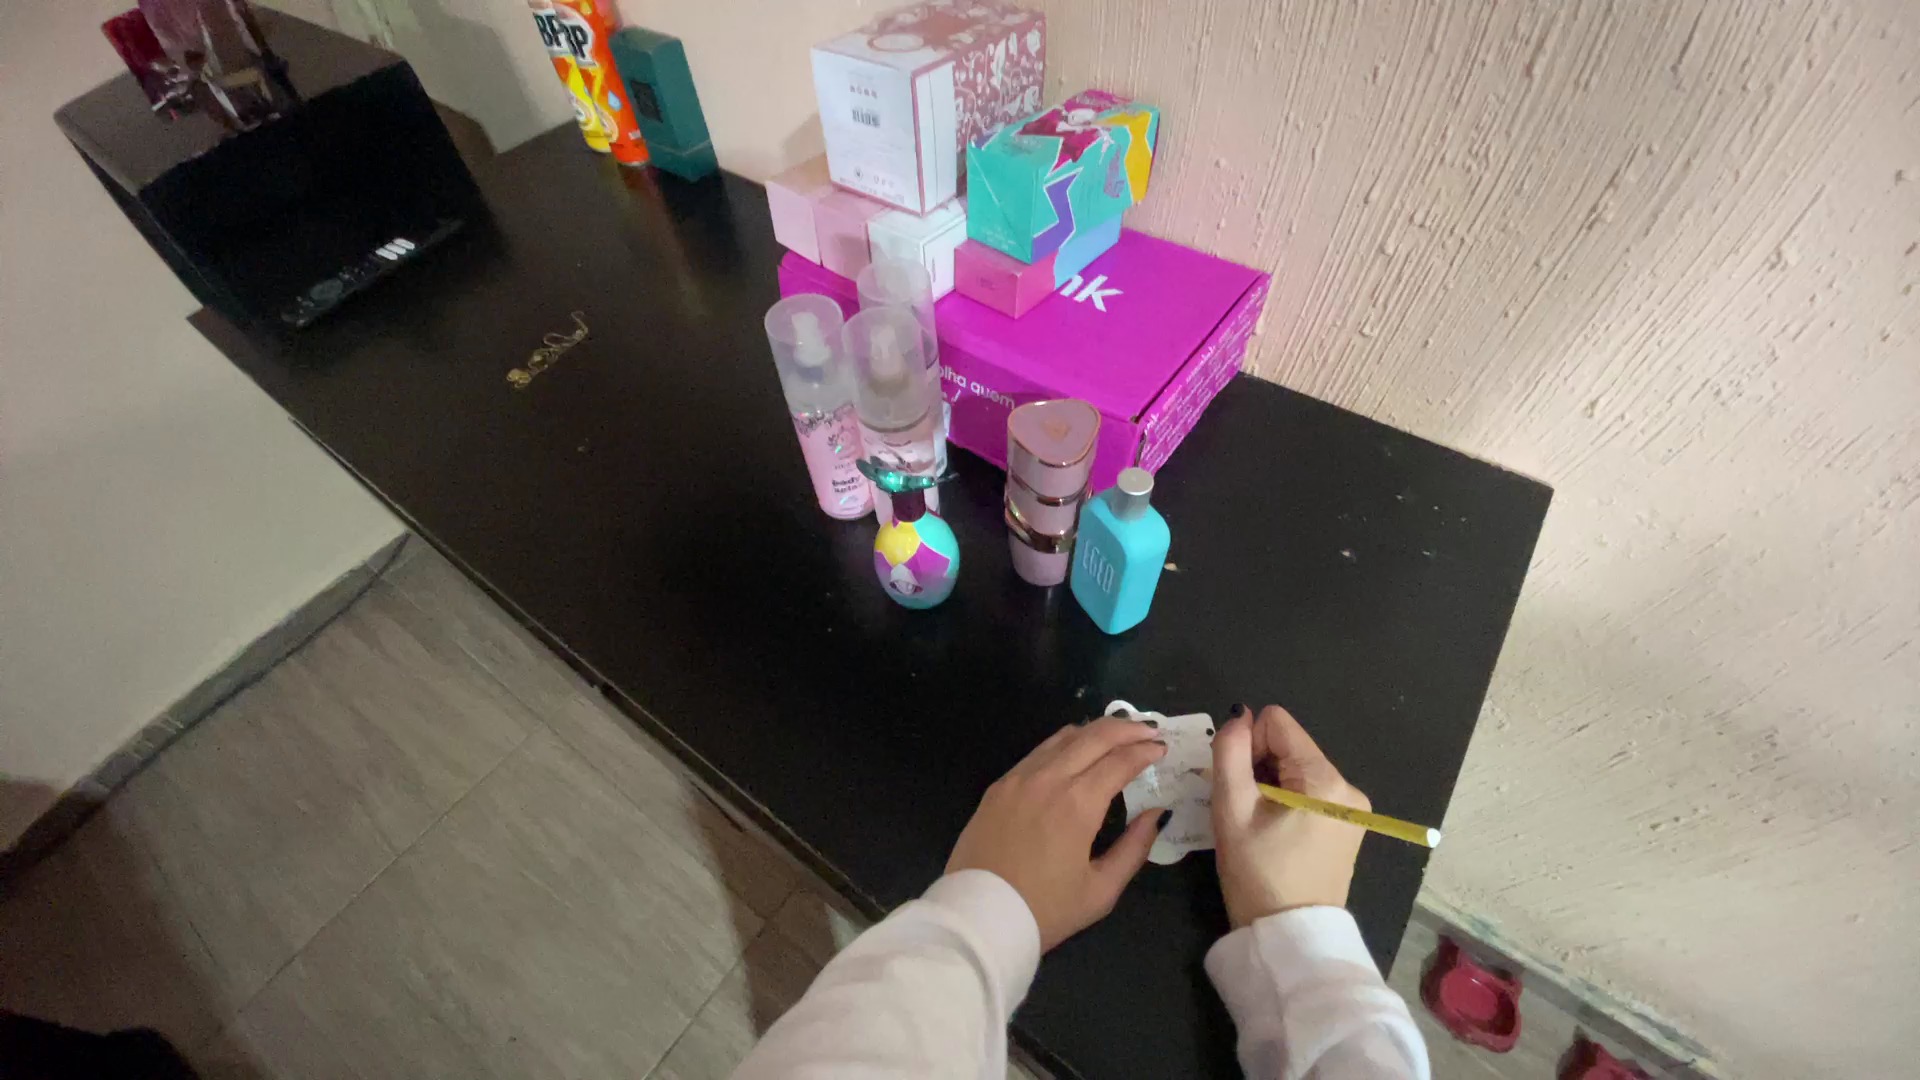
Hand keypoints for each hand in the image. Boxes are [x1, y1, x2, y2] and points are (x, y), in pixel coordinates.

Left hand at [946, 717, 1169, 950]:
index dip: (1145, 750)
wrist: (978, 915)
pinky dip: (1065, 742)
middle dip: (1126, 728)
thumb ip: (1134, 848)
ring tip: (1118, 732)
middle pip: (1094, 736)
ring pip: (1064, 736)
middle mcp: (1049, 778)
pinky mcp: (1000, 784)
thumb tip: (1156, 814)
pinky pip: (1039, 750)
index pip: (1119, 761)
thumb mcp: (1100, 891)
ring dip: (1095, 730)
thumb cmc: (1044, 910)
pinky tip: (1077, 748)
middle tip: (1148, 729)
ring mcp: (1020, 777)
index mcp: (1078, 804)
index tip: (1162, 747)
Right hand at [1211, 704, 1369, 927]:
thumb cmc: (1257, 873)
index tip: (1239, 785)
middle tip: (1244, 808)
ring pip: (1293, 766)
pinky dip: (1283, 799)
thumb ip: (1230, 751)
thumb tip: (1238, 715)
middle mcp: (1348, 787)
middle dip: (1257, 765)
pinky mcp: (1346, 825)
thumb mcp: (1231, 807)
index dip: (1247, 745)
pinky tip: (1272, 831)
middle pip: (1286, 744)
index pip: (1276, 722)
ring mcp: (1351, 808)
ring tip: (1257, 822)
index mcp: (1325, 779)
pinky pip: (1306, 789)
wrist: (1290, 939)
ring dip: (1268, 784)